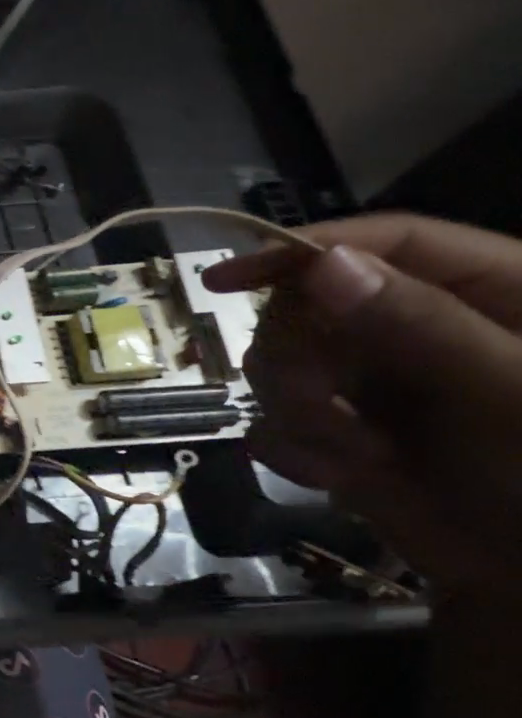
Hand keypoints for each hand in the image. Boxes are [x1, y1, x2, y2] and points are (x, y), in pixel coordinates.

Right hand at [202, 213, 521, 598]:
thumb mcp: (508, 394)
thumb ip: (421, 325)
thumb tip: (322, 267)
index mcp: (490, 294)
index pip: (389, 242)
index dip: (305, 251)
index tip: (223, 279)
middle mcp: (420, 330)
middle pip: (308, 307)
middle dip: (298, 360)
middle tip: (323, 406)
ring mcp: (374, 384)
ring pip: (278, 366)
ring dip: (298, 412)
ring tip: (350, 454)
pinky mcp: (338, 434)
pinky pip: (273, 422)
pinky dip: (292, 449)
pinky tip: (334, 475)